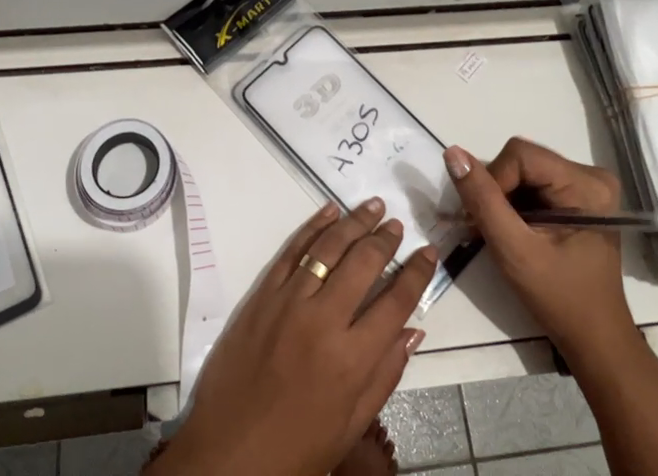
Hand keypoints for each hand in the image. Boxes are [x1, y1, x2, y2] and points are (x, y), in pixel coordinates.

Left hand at [152, 197, 437, 475]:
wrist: (229, 453)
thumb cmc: (298, 447)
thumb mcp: (352, 424)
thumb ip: (385, 374)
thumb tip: (414, 330)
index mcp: (353, 358)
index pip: (397, 301)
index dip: (417, 273)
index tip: (428, 252)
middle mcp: (324, 321)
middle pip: (363, 265)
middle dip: (385, 240)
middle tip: (398, 224)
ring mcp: (288, 303)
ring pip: (328, 249)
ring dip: (353, 223)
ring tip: (373, 206)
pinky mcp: (260, 297)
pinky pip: (290, 253)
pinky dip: (312, 229)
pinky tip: (328, 213)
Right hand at [444, 138, 633, 355]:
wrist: (593, 336)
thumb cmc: (558, 297)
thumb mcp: (514, 250)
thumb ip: (483, 200)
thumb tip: (453, 154)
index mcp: (587, 184)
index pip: (520, 155)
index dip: (492, 181)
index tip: (481, 220)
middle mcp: (591, 175)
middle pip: (522, 161)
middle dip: (496, 191)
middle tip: (481, 228)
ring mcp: (587, 186)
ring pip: (524, 172)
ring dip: (501, 199)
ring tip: (493, 232)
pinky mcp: (578, 199)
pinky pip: (533, 185)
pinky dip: (514, 205)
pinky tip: (509, 230)